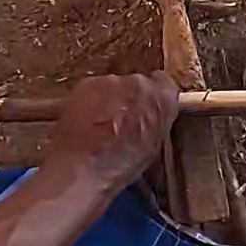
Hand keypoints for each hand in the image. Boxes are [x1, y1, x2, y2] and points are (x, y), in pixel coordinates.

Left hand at [42, 72, 177, 191]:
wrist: (79, 164)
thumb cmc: (119, 165)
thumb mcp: (151, 148)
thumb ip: (155, 122)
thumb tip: (152, 116)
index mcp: (161, 99)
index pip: (166, 85)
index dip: (155, 98)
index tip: (149, 108)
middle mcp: (138, 83)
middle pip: (138, 85)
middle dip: (132, 100)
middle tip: (122, 122)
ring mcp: (110, 80)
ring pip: (115, 87)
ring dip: (111, 100)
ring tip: (100, 124)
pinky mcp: (86, 82)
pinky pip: (94, 89)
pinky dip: (92, 101)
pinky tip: (85, 121)